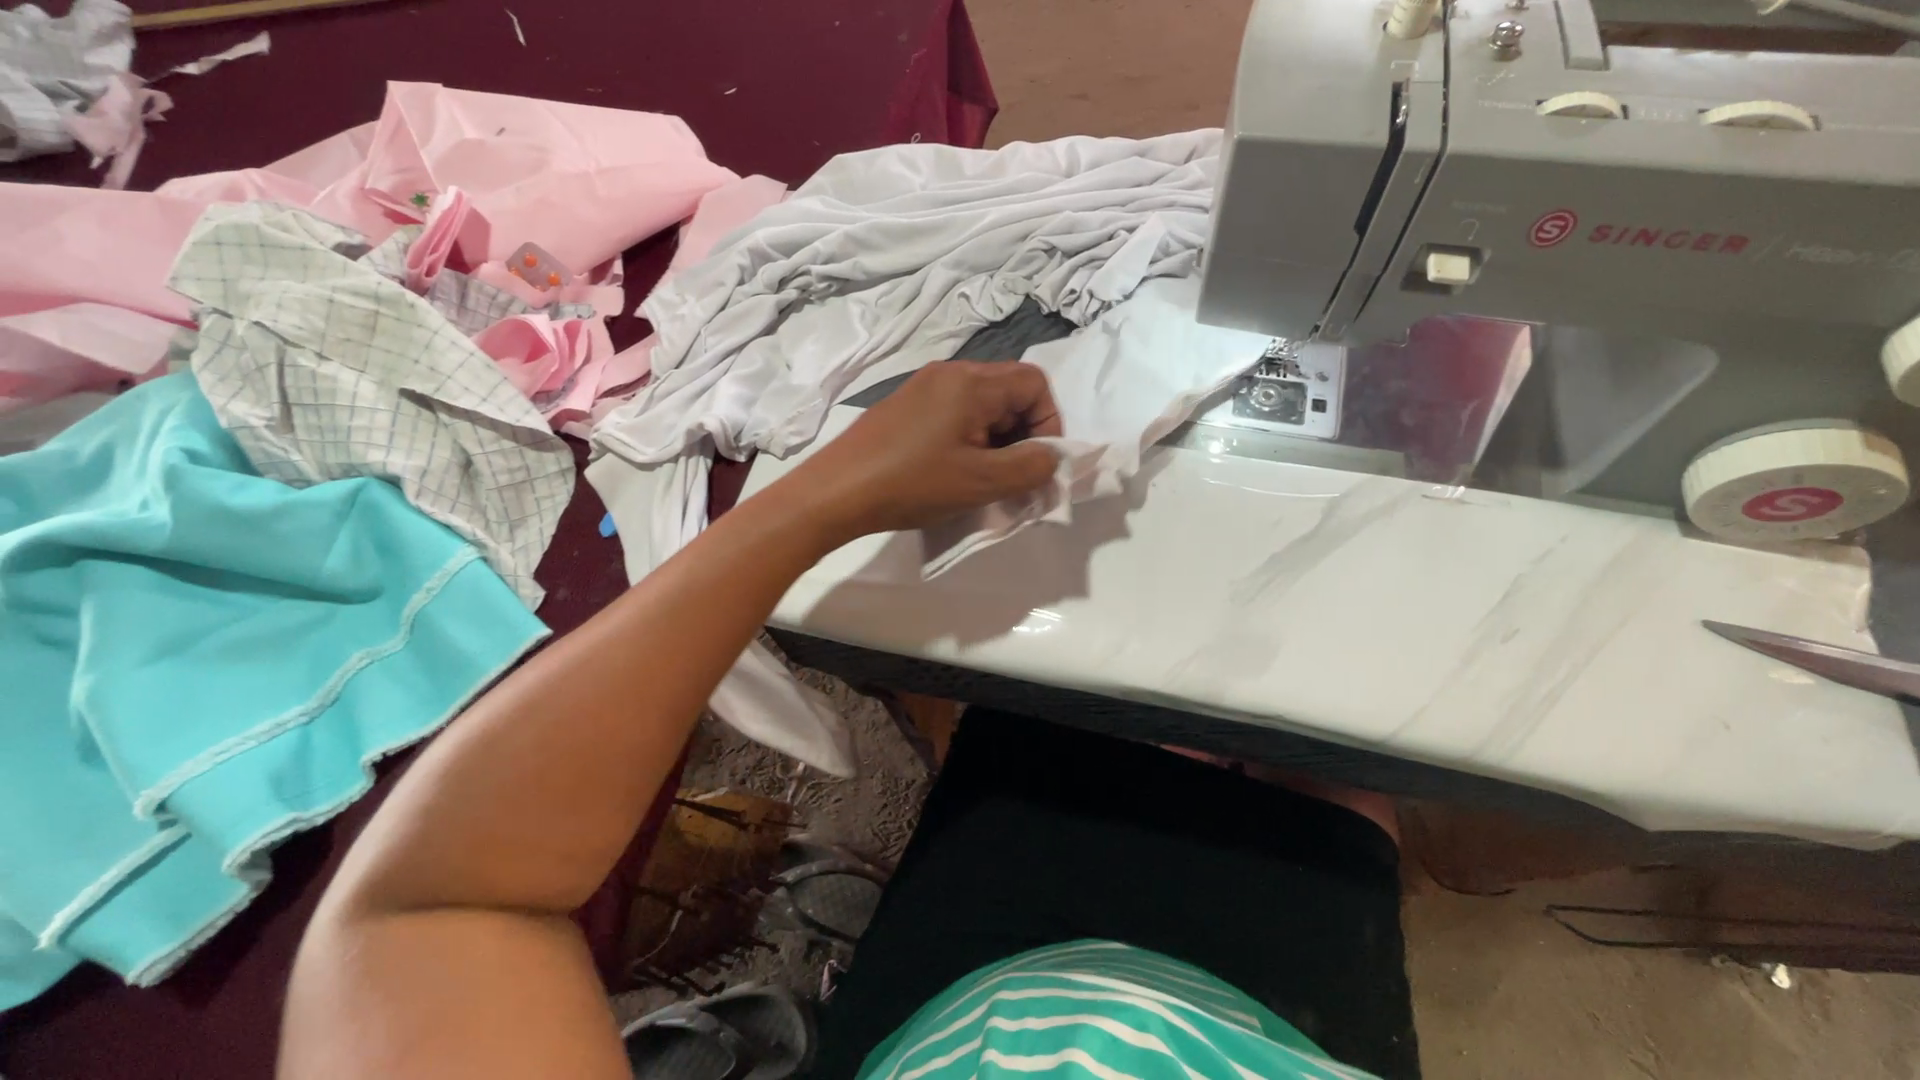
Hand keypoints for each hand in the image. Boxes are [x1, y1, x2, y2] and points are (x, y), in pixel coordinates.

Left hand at [791, 361, 1061, 542]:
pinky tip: (953, 472)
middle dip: (1022, 432)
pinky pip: (955, 413)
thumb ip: (1030, 467)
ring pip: (982, 404)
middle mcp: (949, 373)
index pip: (1034, 383)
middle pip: (1009, 390)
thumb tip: (1049, 456)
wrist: (837, 491)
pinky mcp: (906, 407)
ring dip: (995, 439)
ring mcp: (923, 387)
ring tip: (982, 478)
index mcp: (971, 382)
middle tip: (1011, 475)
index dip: (1048, 422)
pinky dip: (969, 439)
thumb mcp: (981, 482)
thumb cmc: (913, 483)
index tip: (1036, 463)